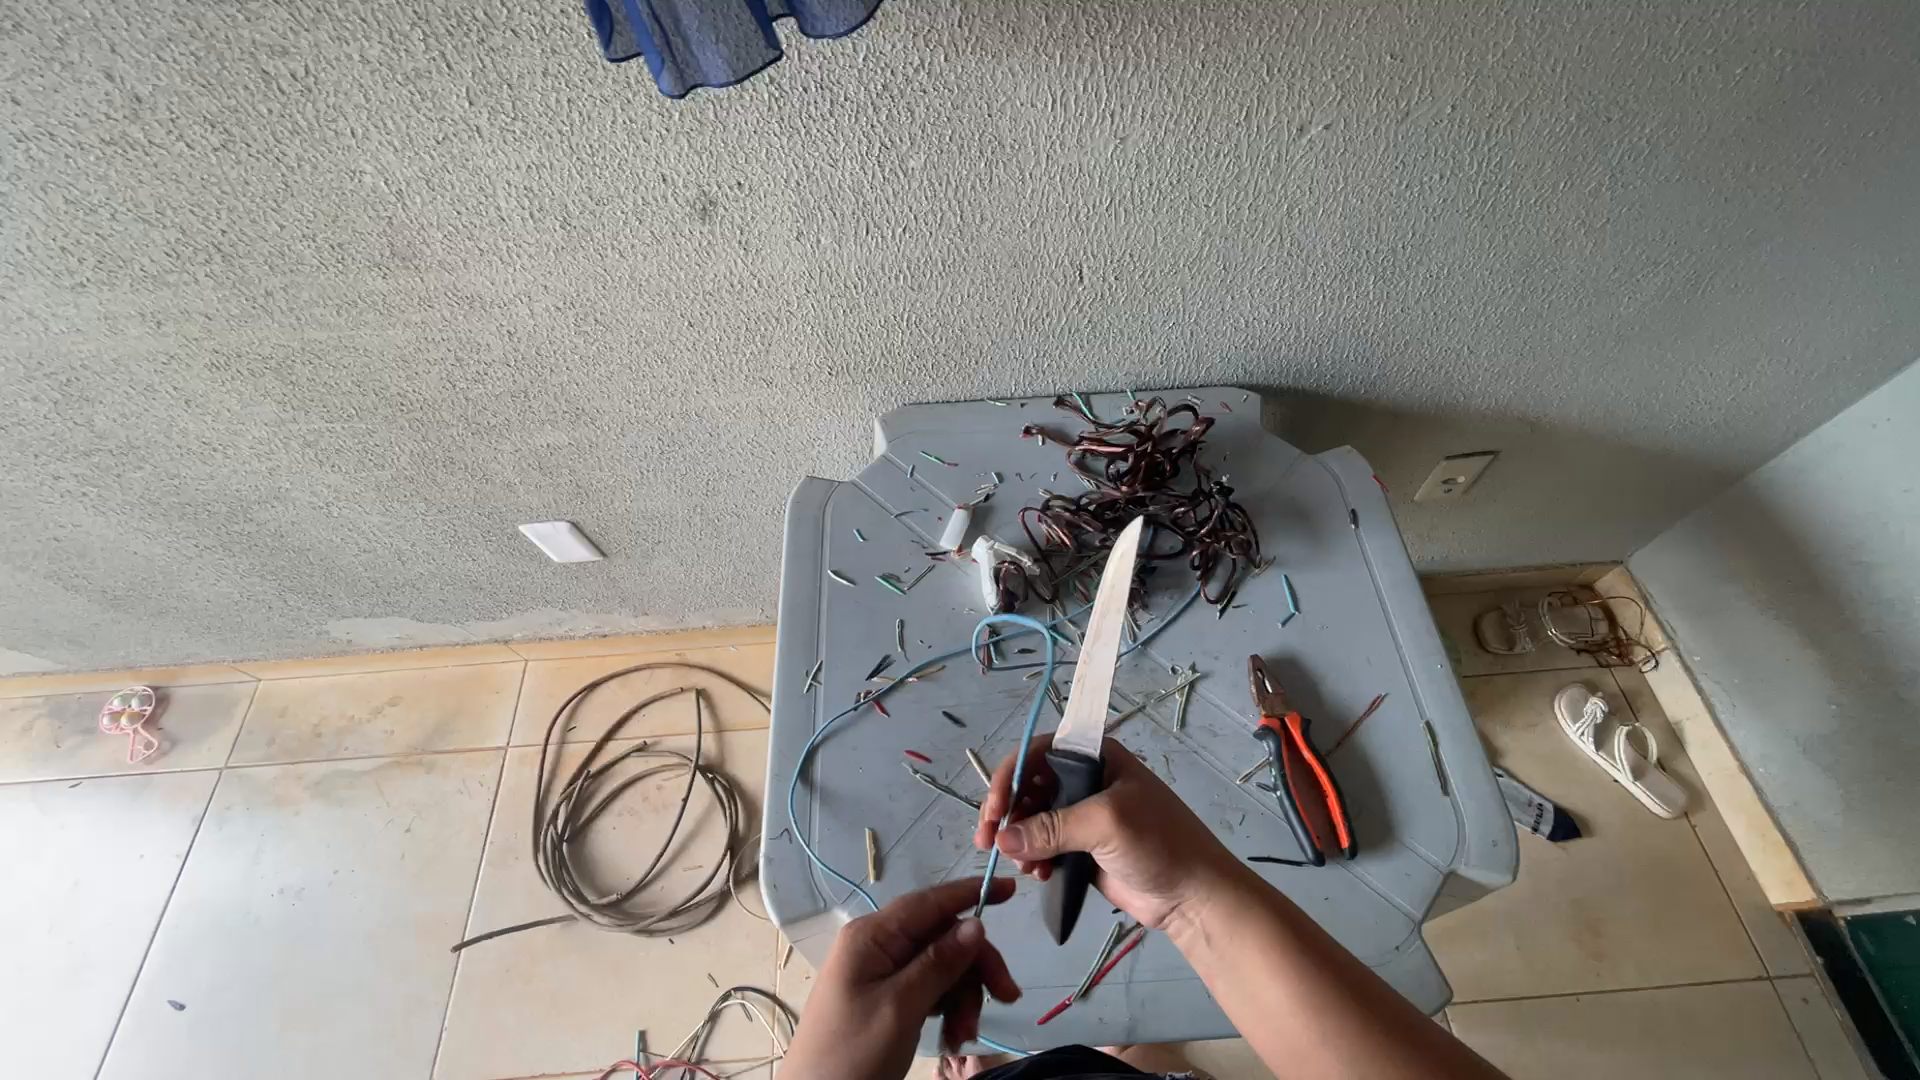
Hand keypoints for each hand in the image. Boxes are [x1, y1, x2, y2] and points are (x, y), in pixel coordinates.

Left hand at [781, 878, 1021, 1079]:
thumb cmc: (851, 1055)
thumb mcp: (899, 1010)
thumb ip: (939, 964)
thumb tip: (975, 923)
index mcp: (873, 936)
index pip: (930, 901)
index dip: (971, 892)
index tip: (1011, 888)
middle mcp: (878, 945)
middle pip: (942, 937)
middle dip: (975, 966)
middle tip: (1006, 997)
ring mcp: (881, 972)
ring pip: (941, 966)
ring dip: (962, 996)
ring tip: (964, 1036)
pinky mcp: (886, 999)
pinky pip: (929, 989)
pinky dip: (947, 1009)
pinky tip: (952, 1037)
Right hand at [973, 736, 1242, 929]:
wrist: (1195, 896)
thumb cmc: (1158, 841)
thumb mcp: (1105, 822)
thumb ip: (1052, 827)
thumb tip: (1002, 840)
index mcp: (1095, 756)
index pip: (1037, 752)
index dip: (1009, 776)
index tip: (993, 810)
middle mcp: (1084, 780)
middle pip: (1028, 785)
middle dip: (1006, 812)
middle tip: (988, 842)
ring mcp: (1082, 816)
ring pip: (1031, 819)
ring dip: (1018, 840)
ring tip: (1023, 866)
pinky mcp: (1080, 849)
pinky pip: (1043, 847)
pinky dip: (1032, 859)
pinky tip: (1036, 875)